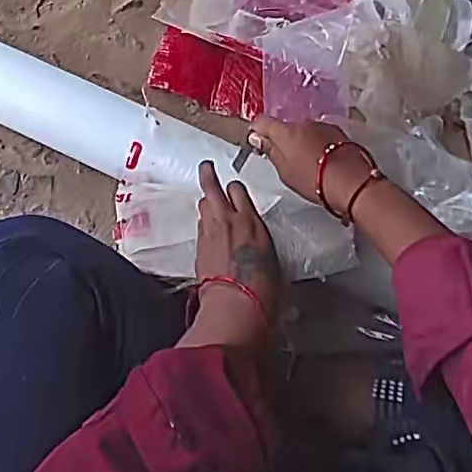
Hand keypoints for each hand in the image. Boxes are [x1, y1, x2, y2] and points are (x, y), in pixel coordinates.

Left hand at [184, 161, 283, 346]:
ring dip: (206, 201)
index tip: (234, 188)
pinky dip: (203, 223)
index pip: (238, 190)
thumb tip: (257, 248)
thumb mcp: (272, 259)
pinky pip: (200, 226)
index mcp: (252, 222)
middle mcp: (229, 220)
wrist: (236, 304)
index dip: (234, 188)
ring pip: (203, 204)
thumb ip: (260, 243)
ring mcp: (210, 231)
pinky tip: (207, 230)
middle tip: (206, 167)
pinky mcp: (199, 246)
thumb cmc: (263, 288)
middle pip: (213, 187)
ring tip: (207, 200)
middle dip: (208, 174)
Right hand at [246, 117, 349, 204]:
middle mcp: (304, 124)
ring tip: (306, 166)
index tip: (257, 141)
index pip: (262, 122)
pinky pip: (320, 137)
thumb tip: (259, 139)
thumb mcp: (284, 171)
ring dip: (302, 143)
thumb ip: (270, 151)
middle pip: (285, 127)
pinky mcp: (338, 134)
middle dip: (283, 140)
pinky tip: (321, 163)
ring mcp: (323, 127)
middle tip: (284, 161)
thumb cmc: (316, 180)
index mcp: (285, 132)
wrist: (352, 183)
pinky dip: (318, 146)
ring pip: (304, 132)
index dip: (257, 131)